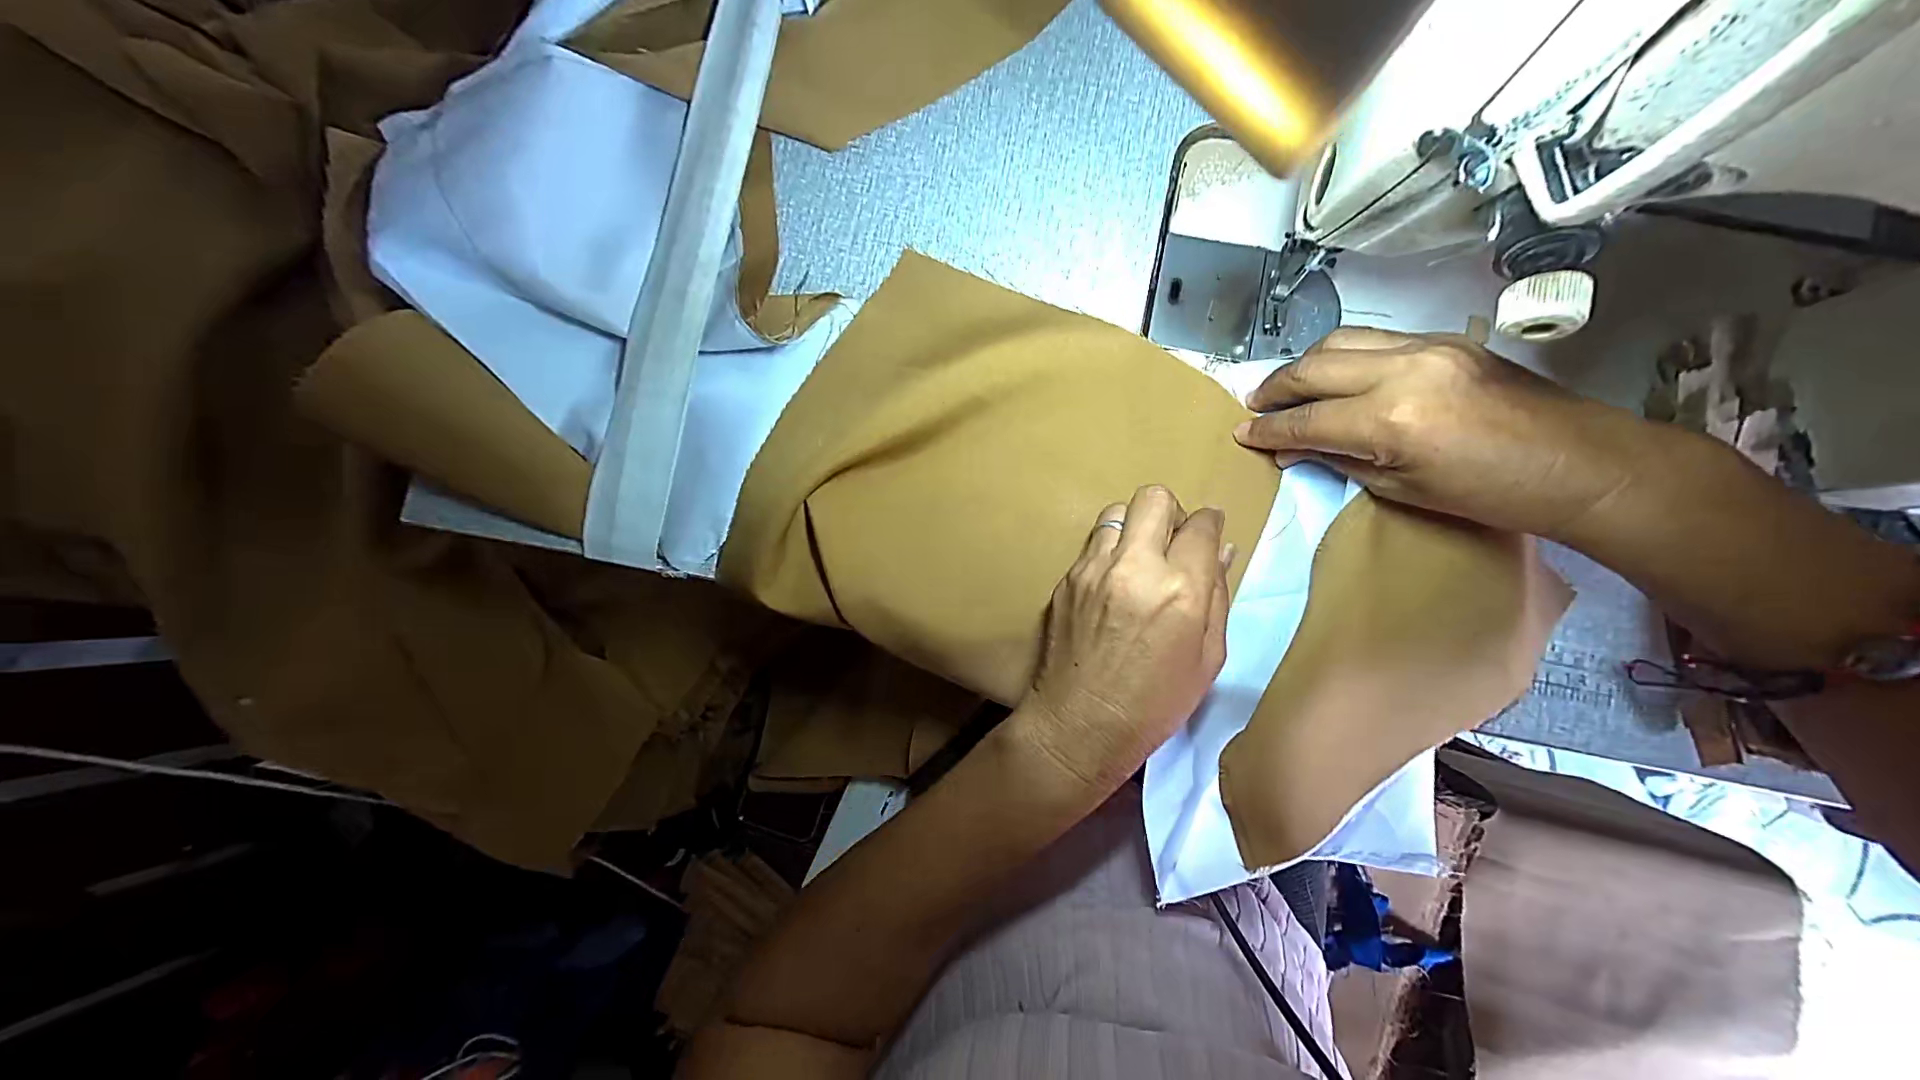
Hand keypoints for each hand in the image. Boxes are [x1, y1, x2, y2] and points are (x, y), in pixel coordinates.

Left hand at [1015, 485, 1232, 791]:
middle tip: (1173, 544)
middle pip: (1153, 498)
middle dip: (1170, 513)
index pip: (1200, 524)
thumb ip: (1217, 596)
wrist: (1079, 726)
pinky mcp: (1065, 579)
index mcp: (1179, 589)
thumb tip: (1221, 551)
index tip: (1208, 534)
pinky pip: (1093, 546)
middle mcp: (1133, 567)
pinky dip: (1109, 554)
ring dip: (1135, 529)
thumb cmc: (1154, 704)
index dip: (1210, 525)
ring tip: (1140, 563)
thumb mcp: (1207, 658)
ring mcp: (1091, 569)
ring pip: (1116, 514)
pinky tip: (1113, 587)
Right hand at [1233, 327, 1653, 538]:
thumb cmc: (1488, 495)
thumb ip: (1339, 459)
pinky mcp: (1446, 340)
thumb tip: (1293, 450)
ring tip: (1288, 387)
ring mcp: (1427, 348)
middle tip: (1255, 406)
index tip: (1242, 434)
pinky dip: (1343, 357)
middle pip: (1313, 368)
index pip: (1306, 420)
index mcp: (1390, 419)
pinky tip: (1337, 377)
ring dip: (1305, 364)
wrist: (1580, 464)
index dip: (1268, 431)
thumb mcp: (1400, 488)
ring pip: (1340, 341)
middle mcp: (1402, 371)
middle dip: (1275, 388)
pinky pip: (1375, 340)